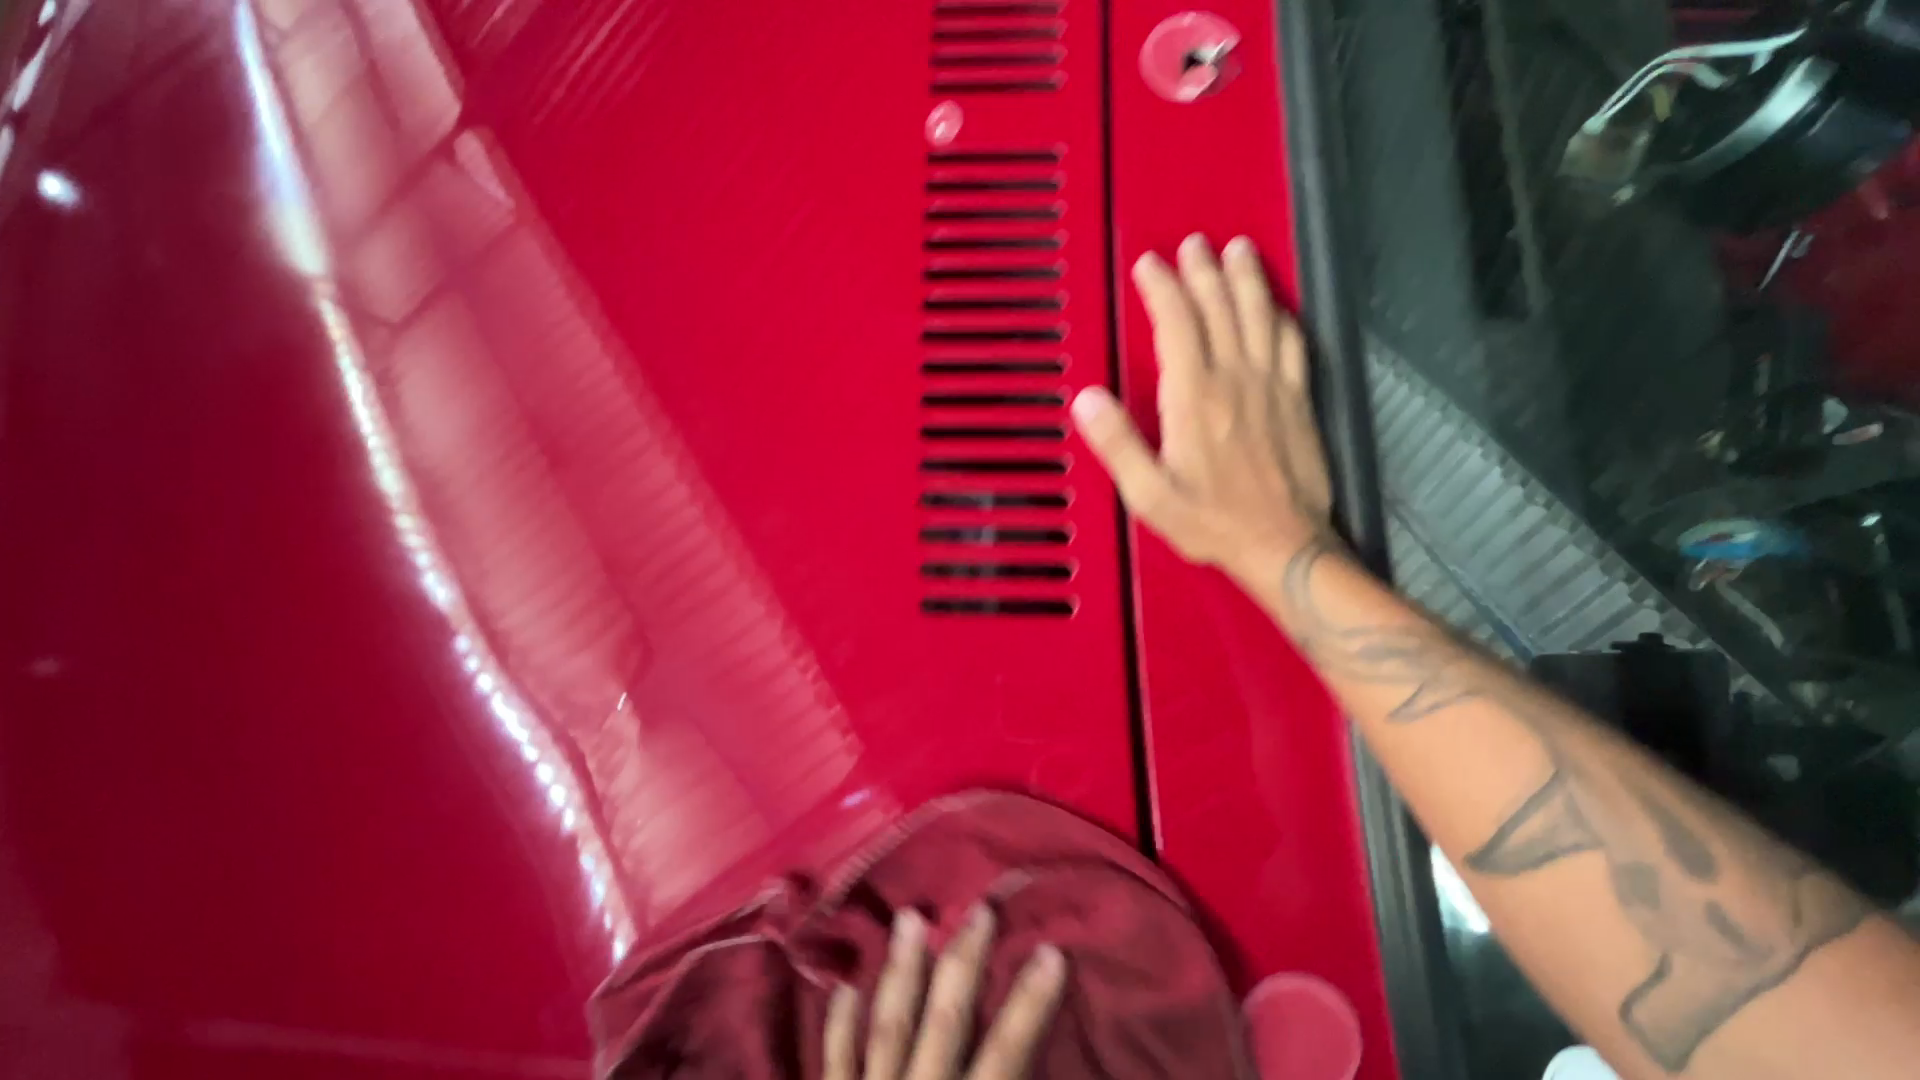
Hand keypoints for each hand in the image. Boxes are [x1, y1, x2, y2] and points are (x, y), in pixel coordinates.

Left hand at [824, 907, 1066, 1079]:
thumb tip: (1039, 1060)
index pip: (1007, 1052)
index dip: (1030, 1002)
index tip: (1052, 951)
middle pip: (946, 1020)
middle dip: (963, 962)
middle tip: (980, 908)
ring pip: (889, 1024)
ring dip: (902, 969)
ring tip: (910, 916)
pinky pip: (836, 1060)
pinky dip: (840, 1024)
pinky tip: (845, 987)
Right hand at [1071, 234, 1334, 580]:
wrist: (1282, 544)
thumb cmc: (1211, 521)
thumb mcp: (1148, 495)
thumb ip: (1117, 444)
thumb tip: (1086, 399)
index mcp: (1195, 397)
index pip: (1177, 323)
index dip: (1162, 287)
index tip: (1149, 264)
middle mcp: (1235, 380)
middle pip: (1220, 308)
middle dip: (1203, 271)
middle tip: (1193, 244)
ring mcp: (1272, 386)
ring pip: (1260, 315)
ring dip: (1246, 278)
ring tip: (1237, 250)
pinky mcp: (1298, 400)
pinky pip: (1293, 343)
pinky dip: (1282, 315)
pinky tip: (1275, 305)